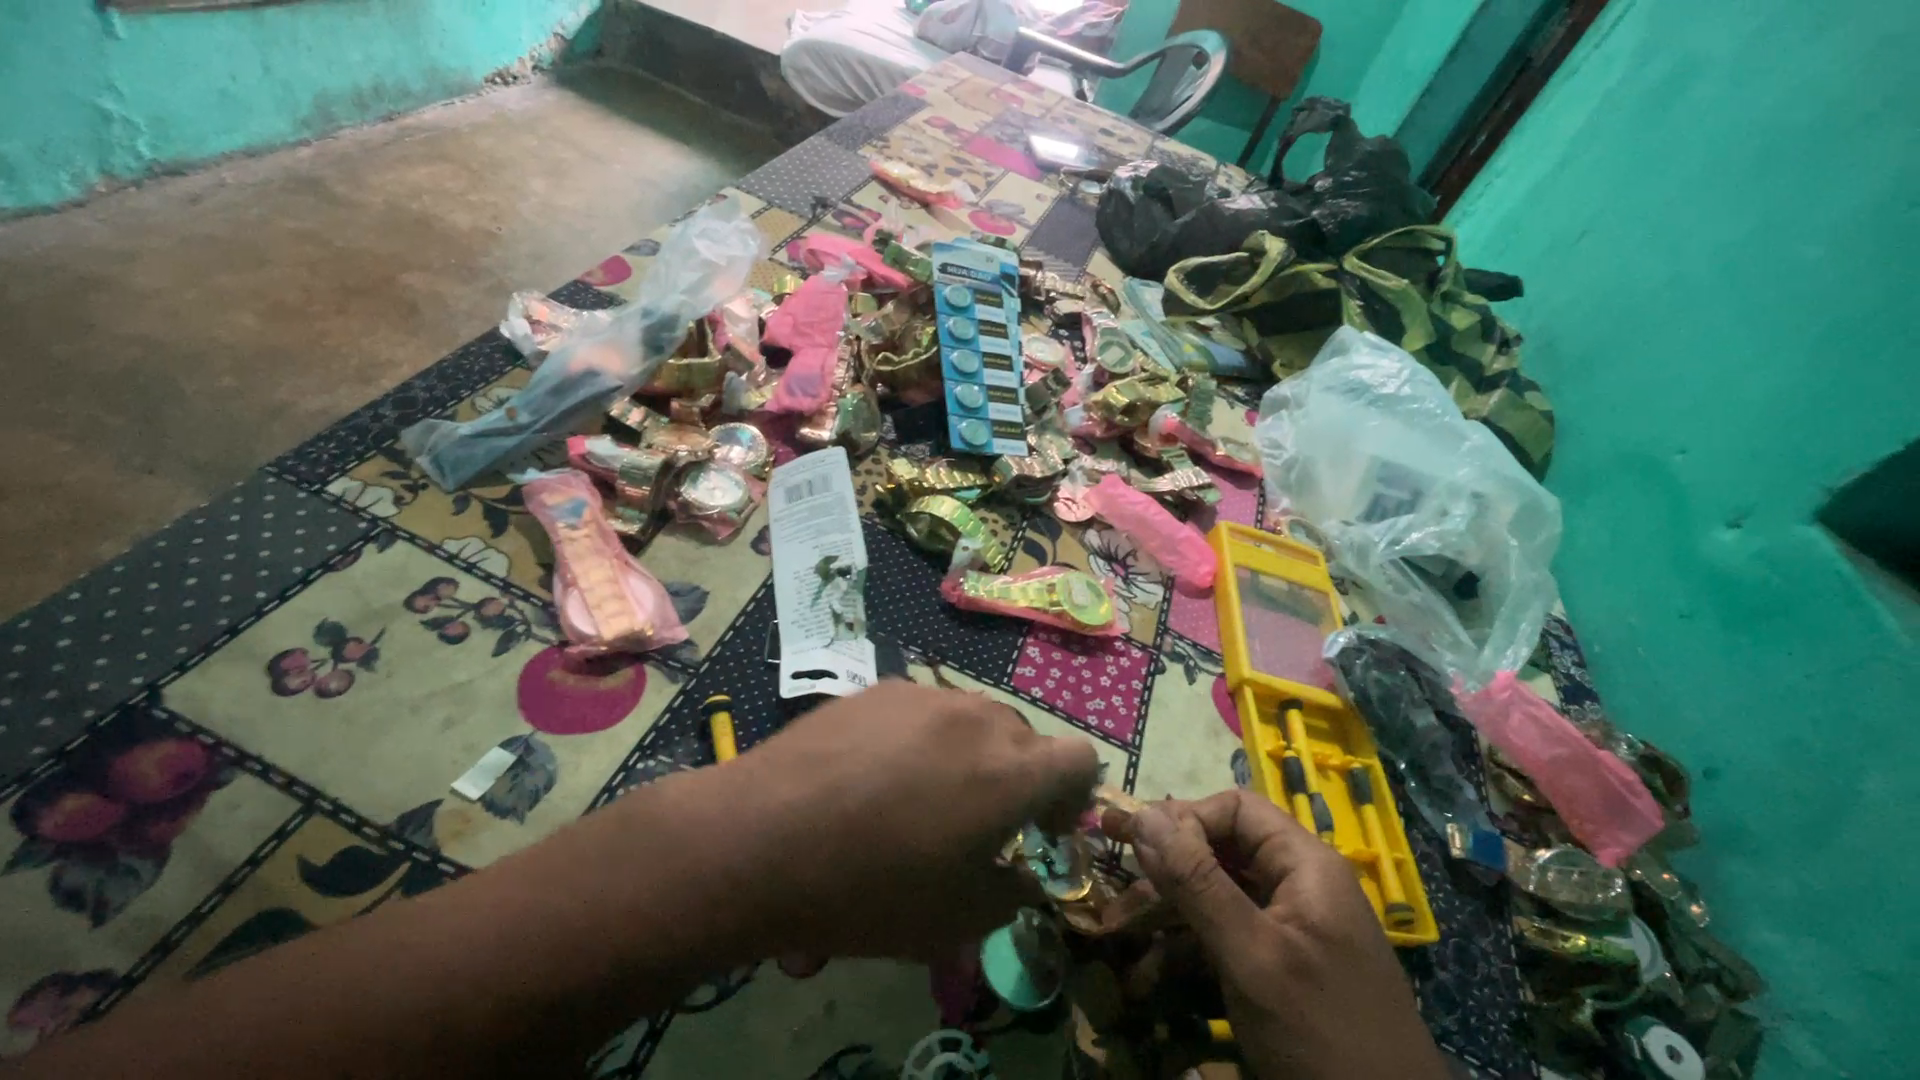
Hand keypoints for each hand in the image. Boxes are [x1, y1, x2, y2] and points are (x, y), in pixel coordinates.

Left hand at [725, 680, 1100, 958]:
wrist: (758, 839)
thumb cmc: (868, 889)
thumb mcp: (955, 921)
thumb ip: (1010, 893)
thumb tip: (1018, 875)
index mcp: (1012, 772)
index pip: (1080, 759)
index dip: (1071, 795)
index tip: (1038, 830)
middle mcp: (976, 719)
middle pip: (1021, 739)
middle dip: (1014, 778)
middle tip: (977, 822)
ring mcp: (922, 697)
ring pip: (967, 722)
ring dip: (964, 757)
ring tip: (916, 798)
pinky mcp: (875, 690)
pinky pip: (919, 714)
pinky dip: (917, 741)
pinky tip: (870, 778)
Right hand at [1108, 791, 1447, 1079]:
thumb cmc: (1321, 1031)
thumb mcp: (1252, 954)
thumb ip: (1197, 881)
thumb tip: (1145, 814)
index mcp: (1304, 865)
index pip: (1234, 810)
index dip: (1183, 820)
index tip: (1133, 846)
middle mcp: (1296, 886)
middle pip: (1219, 852)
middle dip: (1163, 872)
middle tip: (1112, 888)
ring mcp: (1286, 930)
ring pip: (1214, 897)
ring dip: (1164, 914)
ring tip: (1116, 934)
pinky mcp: (1276, 969)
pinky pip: (1222, 939)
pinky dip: (1185, 951)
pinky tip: (1148, 975)